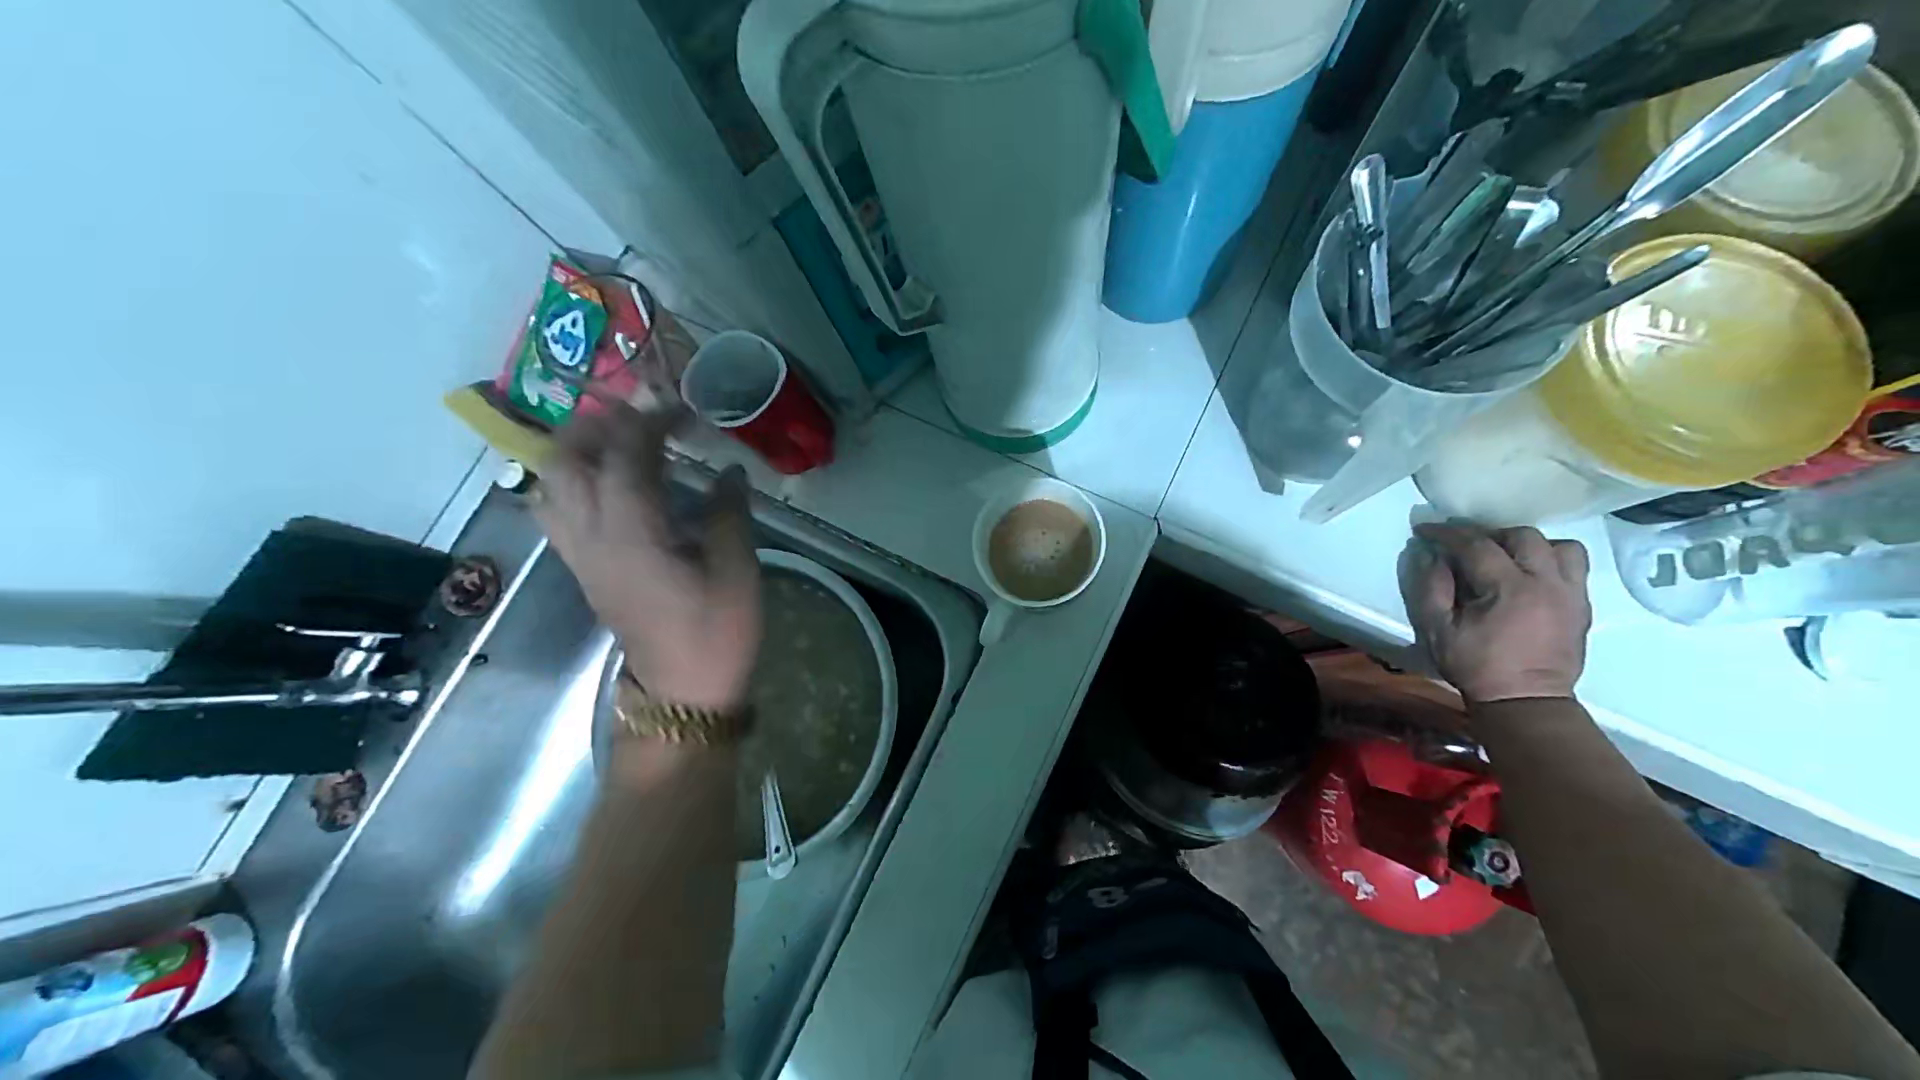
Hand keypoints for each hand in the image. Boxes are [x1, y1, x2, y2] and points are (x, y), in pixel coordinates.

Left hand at [533, 403, 759, 711]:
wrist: (682, 692)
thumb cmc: (716, 632)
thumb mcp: (737, 570)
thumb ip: (728, 513)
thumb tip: (729, 472)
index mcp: (632, 534)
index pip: (625, 456)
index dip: (651, 422)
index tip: (681, 408)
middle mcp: (592, 537)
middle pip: (565, 461)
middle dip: (597, 427)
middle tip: (642, 420)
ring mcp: (580, 555)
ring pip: (551, 485)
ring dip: (579, 452)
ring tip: (621, 445)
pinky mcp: (583, 569)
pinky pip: (558, 511)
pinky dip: (575, 482)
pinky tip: (612, 485)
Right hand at [1401, 523, 1591, 703]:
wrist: (1526, 700)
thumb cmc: (1476, 665)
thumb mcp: (1437, 629)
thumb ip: (1431, 587)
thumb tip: (1432, 556)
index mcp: (1509, 588)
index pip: (1476, 544)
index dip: (1447, 533)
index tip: (1425, 530)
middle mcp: (1547, 583)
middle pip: (1522, 536)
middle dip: (1488, 534)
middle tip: (1464, 546)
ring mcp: (1571, 593)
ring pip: (1559, 546)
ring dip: (1528, 545)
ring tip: (1505, 558)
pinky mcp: (1583, 605)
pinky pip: (1574, 566)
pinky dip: (1549, 560)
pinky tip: (1527, 575)